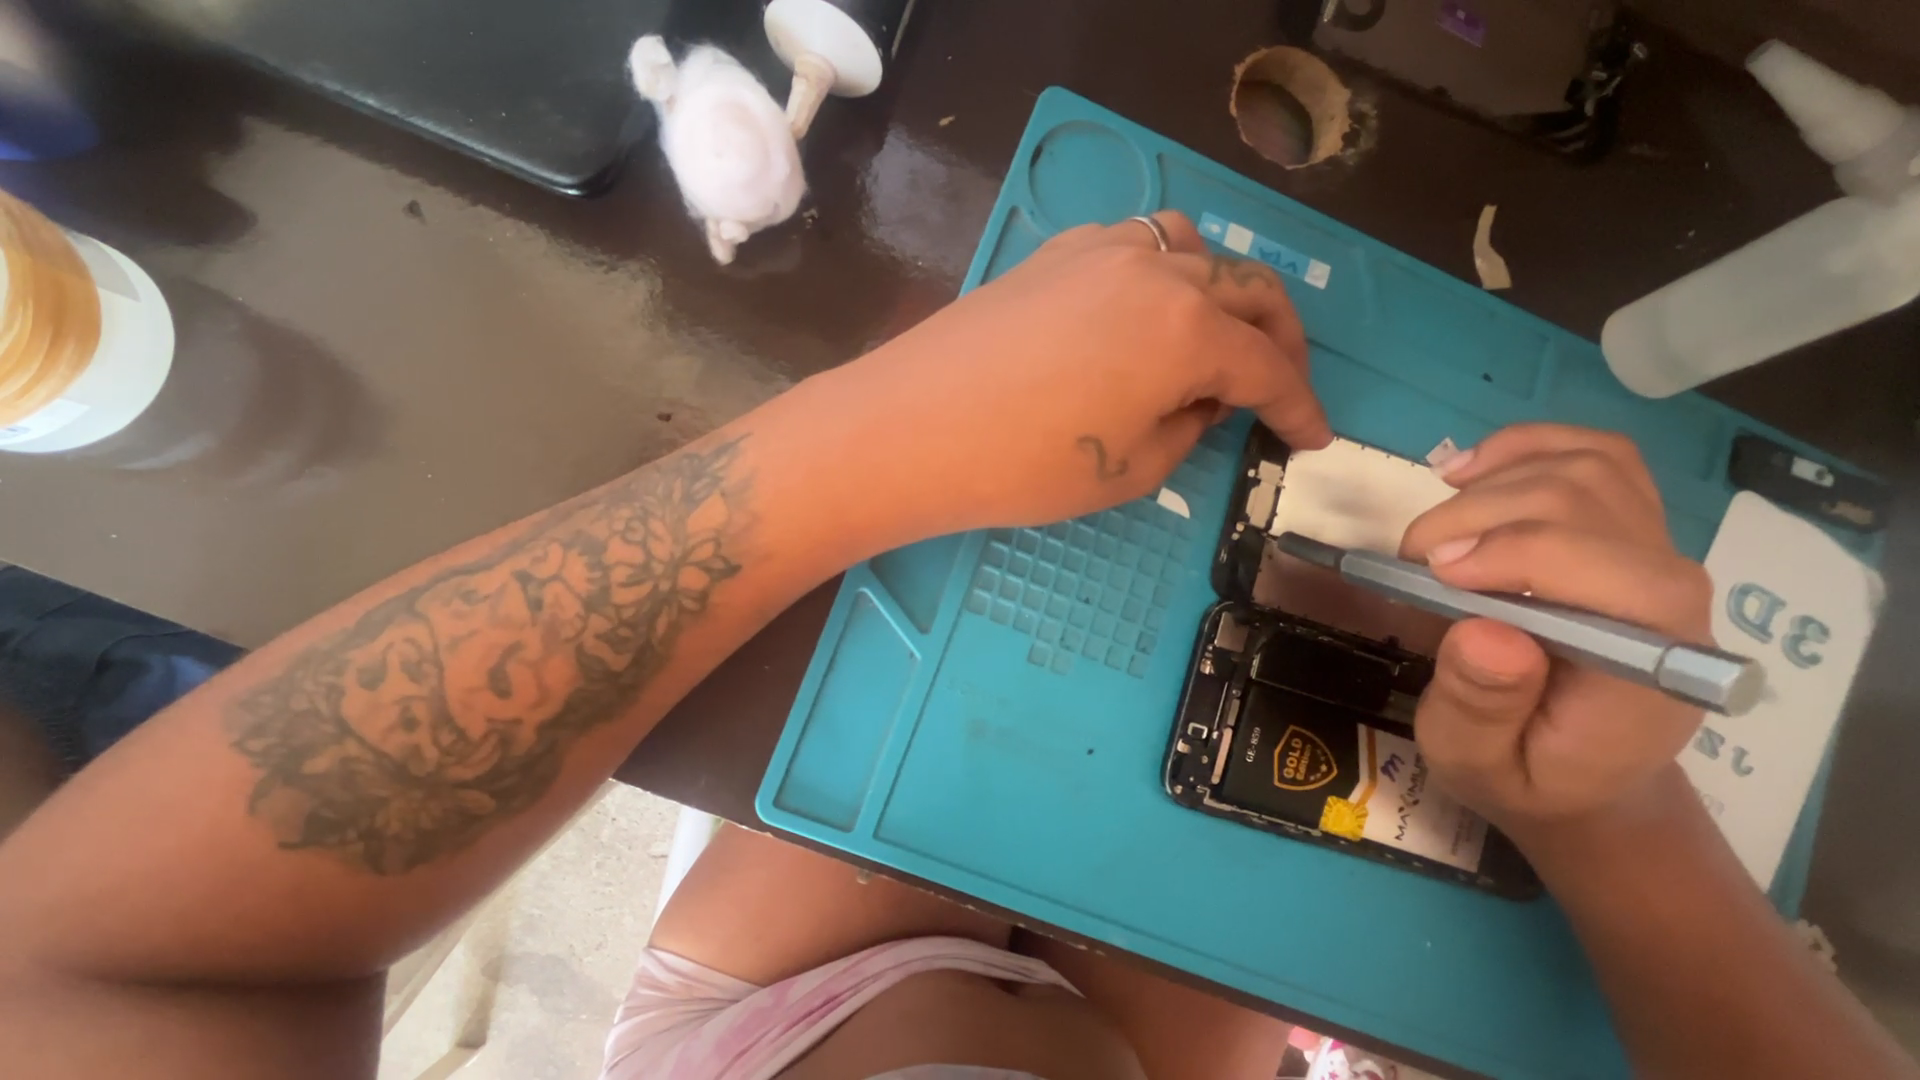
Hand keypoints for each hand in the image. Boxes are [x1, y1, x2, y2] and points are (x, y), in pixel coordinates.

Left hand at [817, 211, 1331, 534]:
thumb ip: (1188, 428)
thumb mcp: (1130, 470)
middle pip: (1247, 291)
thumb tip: (1203, 401)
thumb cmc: (1024, 467)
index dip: (1300, 407)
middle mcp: (1157, 271)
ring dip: (1222, 296)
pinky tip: (1146, 315)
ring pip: (1194, 252)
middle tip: (1280, 388)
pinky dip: (1163, 276)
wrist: (910, 429)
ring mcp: (1101, 250)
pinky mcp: (1055, 252)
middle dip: (1278, 342)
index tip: (1315, 437)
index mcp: (1187, 330)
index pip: (1267, 367)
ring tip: (1217, 342)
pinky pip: (1134, 246)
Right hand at [1397, 425, 1712, 836]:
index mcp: (1651, 663)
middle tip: (1408, 562)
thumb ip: (1483, 709)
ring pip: (1586, 467)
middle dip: (1478, 516)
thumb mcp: (1480, 765)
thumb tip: (1483, 629)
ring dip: (1493, 480)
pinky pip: (1597, 457)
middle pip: (1586, 502)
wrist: (1586, 773)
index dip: (1521, 553)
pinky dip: (1528, 447)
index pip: (1617, 574)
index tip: (1429, 572)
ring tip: (1433, 528)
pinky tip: (1471, 473)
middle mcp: (1672, 595)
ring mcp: (1657, 553)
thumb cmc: (1529, 773)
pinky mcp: (1629, 531)